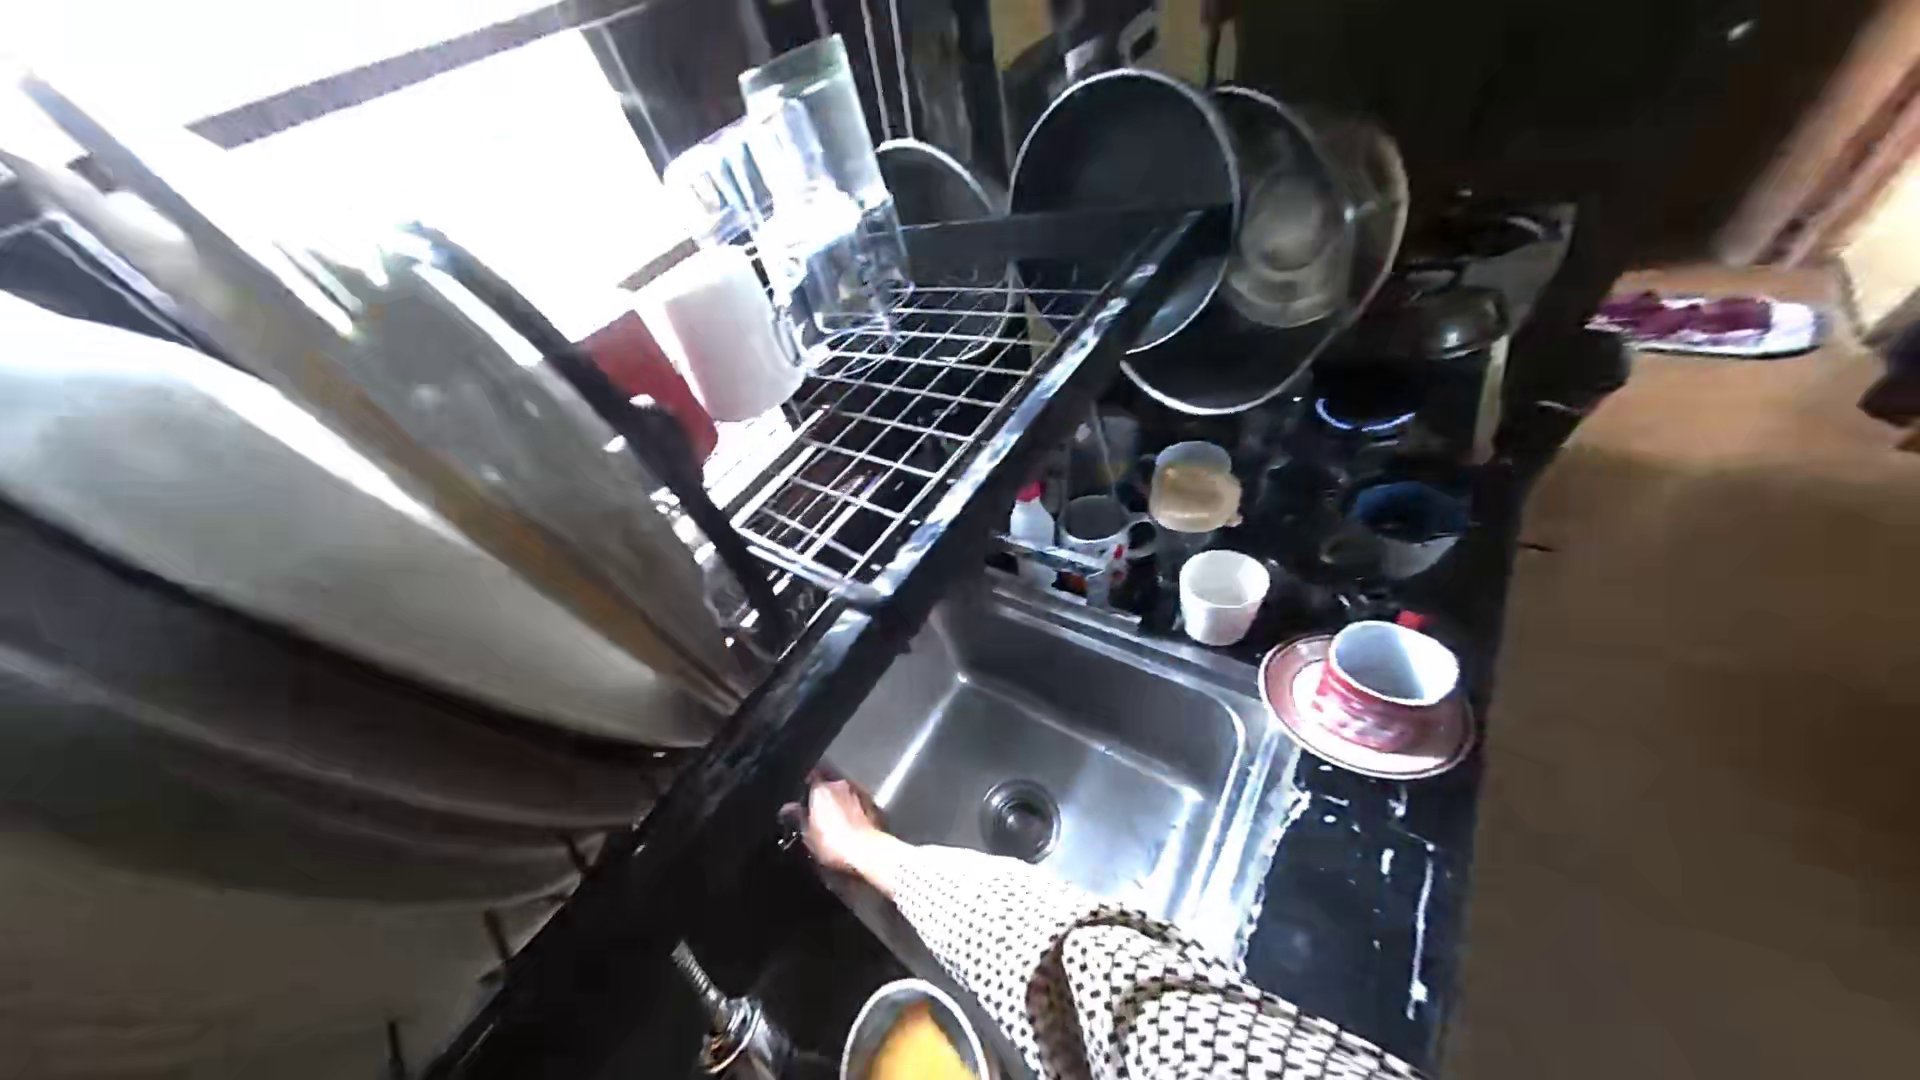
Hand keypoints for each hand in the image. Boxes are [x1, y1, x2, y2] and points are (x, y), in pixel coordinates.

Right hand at [802, 777, 884, 873]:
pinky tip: (851, 824)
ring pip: (844, 792)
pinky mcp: (872, 802)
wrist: (866, 850)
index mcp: (821, 789)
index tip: (803, 798)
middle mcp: (840, 784)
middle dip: (823, 796)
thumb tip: (787, 808)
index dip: (806, 787)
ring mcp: (858, 791)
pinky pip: (857, 801)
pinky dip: (853, 808)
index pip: (810, 777)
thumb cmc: (833, 843)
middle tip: (818, 813)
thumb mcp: (807, 834)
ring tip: (835, 821)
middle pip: (828, 785)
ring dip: (839, 802)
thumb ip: (797, 817)